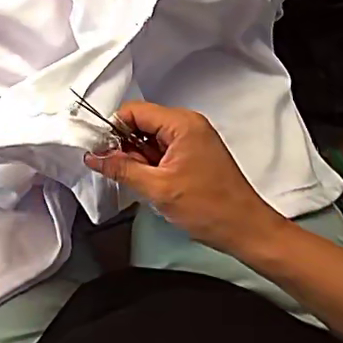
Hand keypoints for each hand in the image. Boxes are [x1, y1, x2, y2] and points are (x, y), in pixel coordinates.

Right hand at [84, 101, 290, 254]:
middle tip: (122, 171)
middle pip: (141, 123)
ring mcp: (193, 138)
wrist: (247, 232)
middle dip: (126, 146)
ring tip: (144, 183)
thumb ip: (121, 168)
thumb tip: (95, 157)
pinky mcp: (194, 153)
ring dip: (139, 158)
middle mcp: (188, 125)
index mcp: (182, 124)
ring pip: (149, 138)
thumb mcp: (157, 189)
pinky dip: (151, 164)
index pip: (133, 111)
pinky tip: (154, 184)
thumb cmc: (213, 209)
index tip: (102, 150)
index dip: (113, 129)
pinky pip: (162, 149)